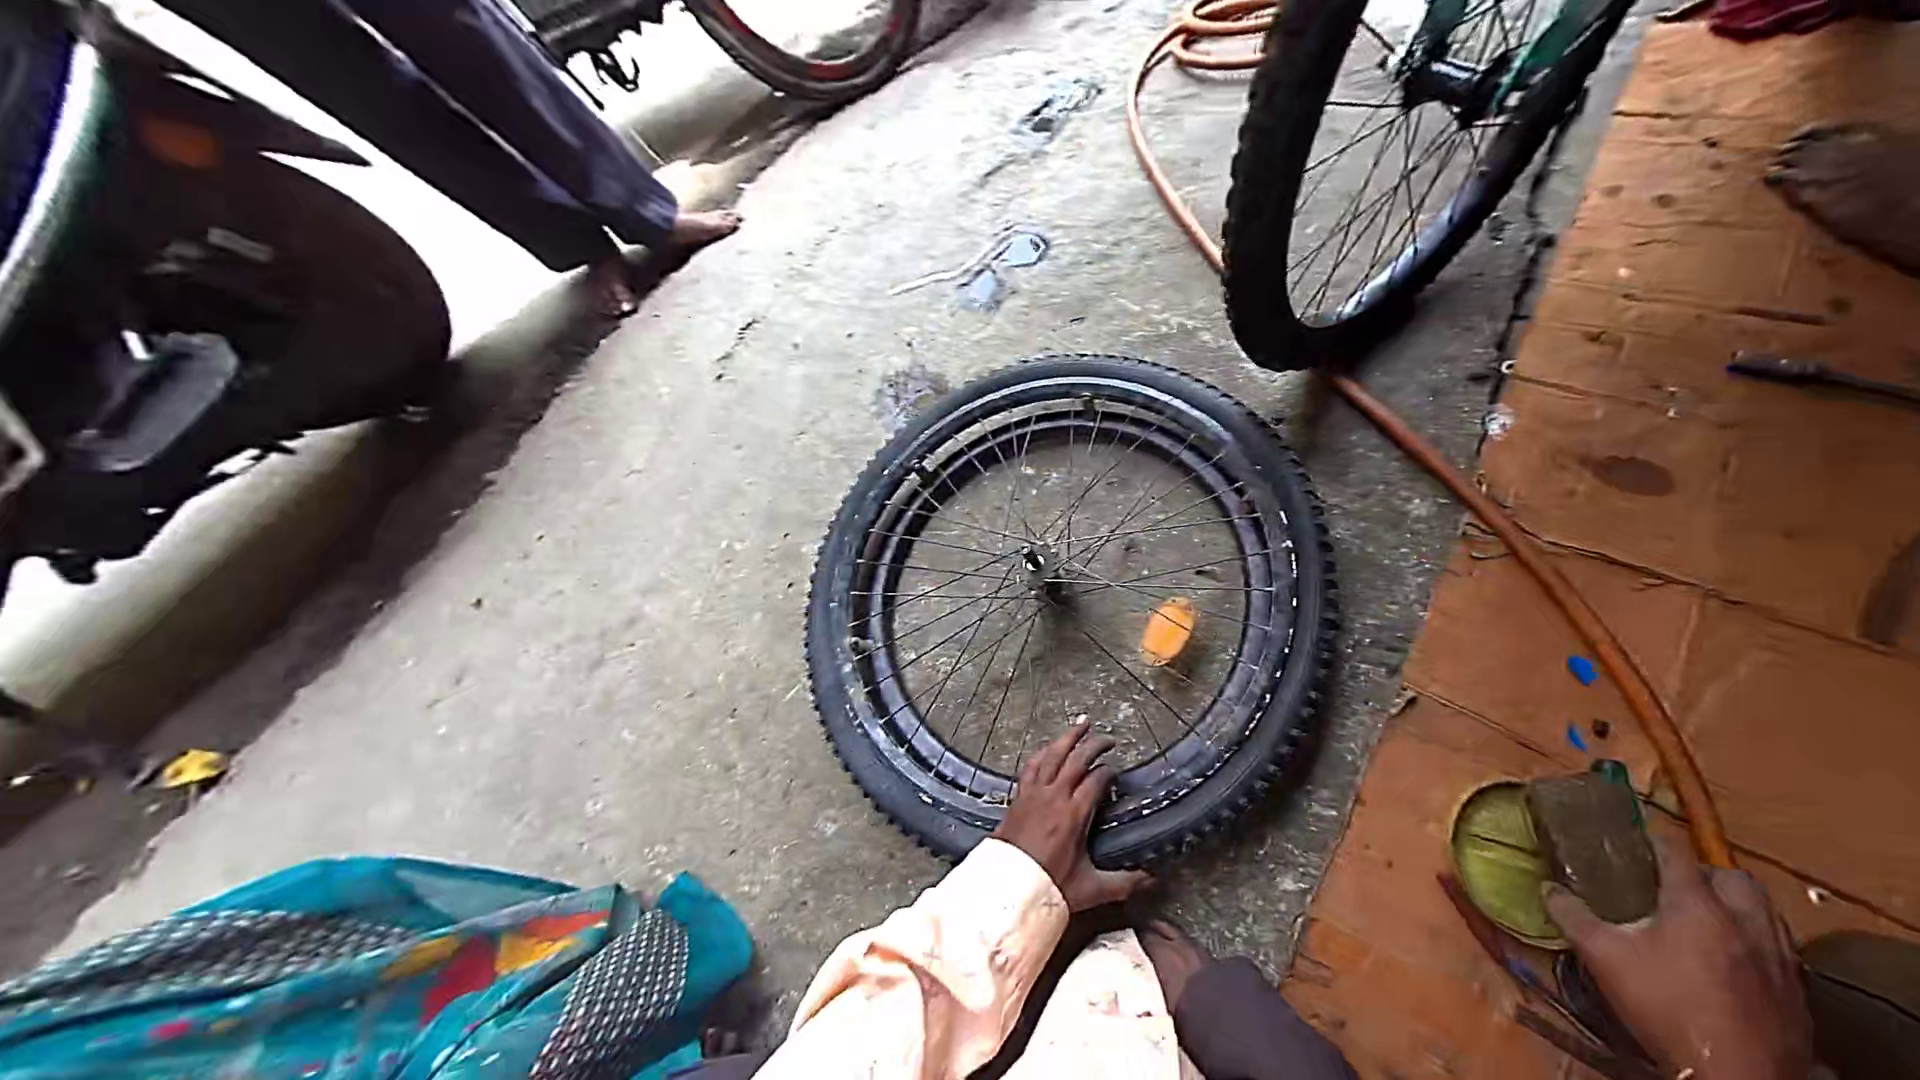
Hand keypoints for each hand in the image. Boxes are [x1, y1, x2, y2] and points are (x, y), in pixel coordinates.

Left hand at [991, 723, 1152, 910]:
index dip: (1108, 773)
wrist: (1008, 888)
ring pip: (1052, 755)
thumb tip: (1151, 879)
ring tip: (1081, 724)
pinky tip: (1048, 747)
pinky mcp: (1020, 795)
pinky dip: (1042, 752)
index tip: (1115, 772)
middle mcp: (1055, 796)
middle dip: (1094, 745)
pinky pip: (1032, 765)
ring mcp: (1035, 793)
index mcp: (1075, 814)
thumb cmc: (1048, 887)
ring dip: (1068, 738)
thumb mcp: (1092, 888)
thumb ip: (1124, 882)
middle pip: (1076, 760)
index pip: (1096, 781)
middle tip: (1108, 739)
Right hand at [1543, 837, 1812, 1079]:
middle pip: (1735, 876)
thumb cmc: (1664, 1003)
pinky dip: (1753, 939)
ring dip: (1736, 904)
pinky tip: (1728, 956)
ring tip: (1702, 914)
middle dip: (1706, 871)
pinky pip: (1778, 947)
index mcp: (1697, 905)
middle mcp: (1745, 923)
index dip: (1652, 838)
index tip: (1633, 836)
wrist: (1737, 1074)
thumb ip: (1571, 915)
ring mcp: (1780, 959)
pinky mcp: (1797, 991)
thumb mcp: (1602, 955)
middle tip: (1673, 880)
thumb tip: (1547, 888)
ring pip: (1766, 911)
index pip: (1677, 852)